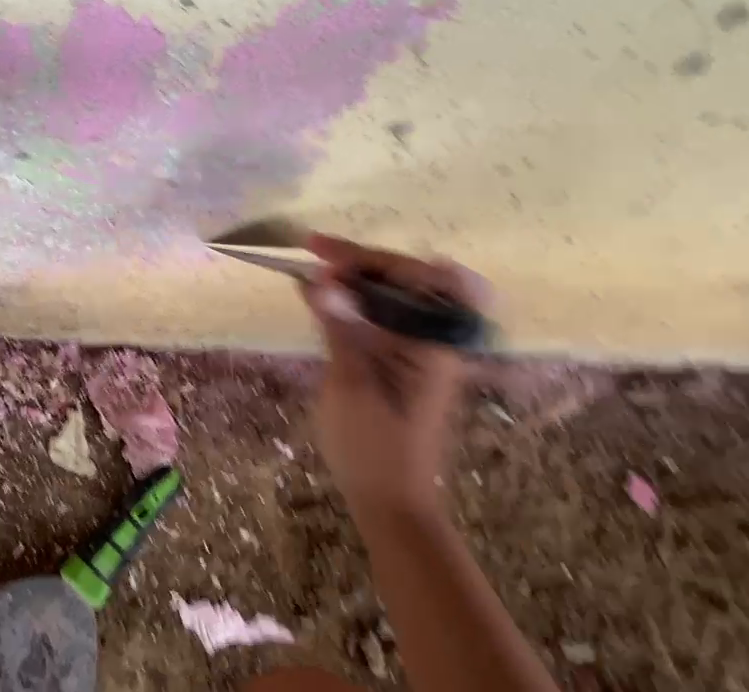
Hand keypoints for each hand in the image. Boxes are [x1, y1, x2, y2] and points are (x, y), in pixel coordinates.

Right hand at [299, 234, 487, 519]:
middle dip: (361, 260)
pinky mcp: (401, 365)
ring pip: (393, 297)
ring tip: (314, 269)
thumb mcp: (351, 380)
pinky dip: (355, 302)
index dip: (371, 256)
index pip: (417, 276)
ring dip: (356, 278)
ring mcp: (419, 353)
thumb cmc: (373, 443)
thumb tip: (321, 279)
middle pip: (407, 280)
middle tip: (312, 250)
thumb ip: (340, 325)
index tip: (323, 251)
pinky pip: (383, 317)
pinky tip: (325, 300)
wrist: (390, 498)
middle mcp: (435, 340)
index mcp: (435, 342)